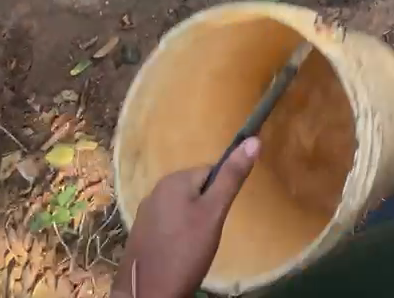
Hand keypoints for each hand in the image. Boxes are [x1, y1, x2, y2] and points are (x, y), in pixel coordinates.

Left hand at [113, 138, 259, 297]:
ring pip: (183, 207)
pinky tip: (179, 253)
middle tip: (207, 234)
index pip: (212, 172)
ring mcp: (145, 213)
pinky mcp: (140, 234)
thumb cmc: (185, 252)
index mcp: (174, 179)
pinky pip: (169, 223)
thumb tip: (253, 139)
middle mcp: (156, 189)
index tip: (217, 218)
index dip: (220, 195)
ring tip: (194, 246)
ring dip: (193, 221)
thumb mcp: (215, 212)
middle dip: (206, 208)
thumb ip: (232, 176)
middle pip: (197, 188)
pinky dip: (178, 234)